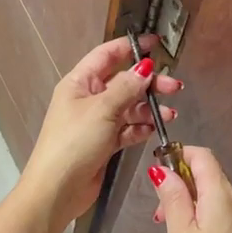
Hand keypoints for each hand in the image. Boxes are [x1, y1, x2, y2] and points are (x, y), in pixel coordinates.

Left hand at [22, 37, 181, 224]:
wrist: (57, 189)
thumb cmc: (74, 142)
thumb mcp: (102, 109)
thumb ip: (126, 87)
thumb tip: (145, 67)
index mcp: (80, 82)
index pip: (107, 55)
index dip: (130, 47)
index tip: (155, 43)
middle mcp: (89, 98)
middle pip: (124, 82)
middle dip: (149, 83)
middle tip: (174, 87)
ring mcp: (97, 121)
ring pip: (129, 107)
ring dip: (149, 108)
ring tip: (168, 115)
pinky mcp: (105, 143)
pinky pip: (128, 128)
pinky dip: (141, 127)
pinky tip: (154, 129)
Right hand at [152, 147, 231, 232]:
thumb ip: (173, 198)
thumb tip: (164, 168)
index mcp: (221, 192)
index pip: (202, 155)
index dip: (179, 154)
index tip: (159, 171)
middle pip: (206, 175)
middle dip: (179, 185)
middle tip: (160, 215)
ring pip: (211, 196)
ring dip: (188, 206)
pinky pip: (219, 213)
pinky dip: (201, 219)